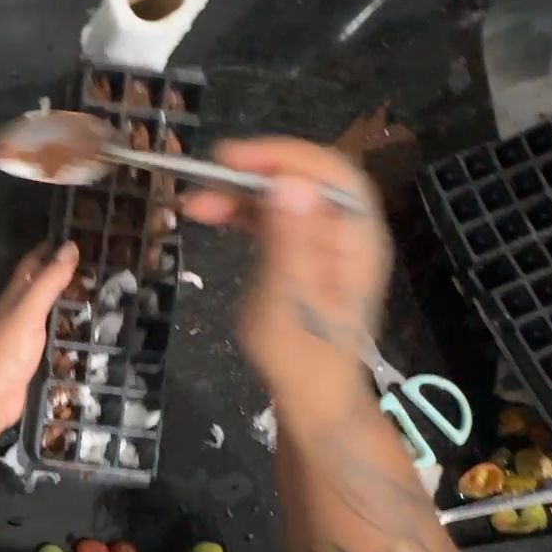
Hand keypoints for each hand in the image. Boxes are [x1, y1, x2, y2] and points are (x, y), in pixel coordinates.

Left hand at [0, 241, 78, 432]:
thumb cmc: (6, 350)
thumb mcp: (29, 310)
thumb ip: (49, 281)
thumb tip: (69, 246)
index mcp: (12, 296)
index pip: (31, 264)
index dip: (49, 248)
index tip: (76, 236)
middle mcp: (14, 312)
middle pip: (38, 286)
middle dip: (60, 273)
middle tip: (94, 265)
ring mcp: (20, 336)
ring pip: (44, 311)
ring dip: (64, 301)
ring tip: (95, 294)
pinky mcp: (28, 358)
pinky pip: (49, 336)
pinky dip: (63, 329)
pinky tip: (80, 331)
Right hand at [181, 138, 391, 433]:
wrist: (311, 394)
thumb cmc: (299, 353)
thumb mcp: (288, 297)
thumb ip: (290, 240)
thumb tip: (286, 185)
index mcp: (354, 237)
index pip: (327, 174)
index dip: (280, 157)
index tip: (229, 157)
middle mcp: (346, 232)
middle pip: (304, 183)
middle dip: (254, 175)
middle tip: (205, 179)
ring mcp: (326, 246)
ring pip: (286, 202)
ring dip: (243, 196)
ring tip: (198, 204)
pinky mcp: (306, 260)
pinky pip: (278, 223)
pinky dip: (247, 217)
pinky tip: (218, 219)